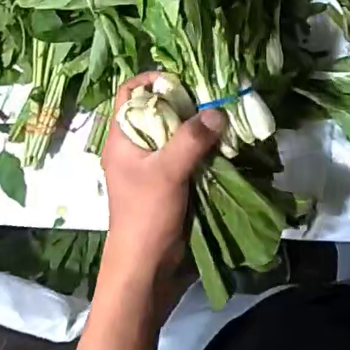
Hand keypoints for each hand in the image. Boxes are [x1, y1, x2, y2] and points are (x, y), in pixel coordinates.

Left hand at [100, 71, 225, 291]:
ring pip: (177, 133)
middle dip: (186, 102)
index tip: (184, 79)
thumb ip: (191, 140)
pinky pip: (188, 155)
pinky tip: (226, 143)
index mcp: (122, 137)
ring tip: (226, 116)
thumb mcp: (167, 172)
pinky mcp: (171, 182)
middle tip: (215, 95)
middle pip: (158, 110)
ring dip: (199, 126)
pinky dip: (205, 148)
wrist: (146, 269)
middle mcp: (136, 146)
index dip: (153, 80)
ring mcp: (154, 165)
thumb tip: (217, 111)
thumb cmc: (145, 216)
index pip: (131, 93)